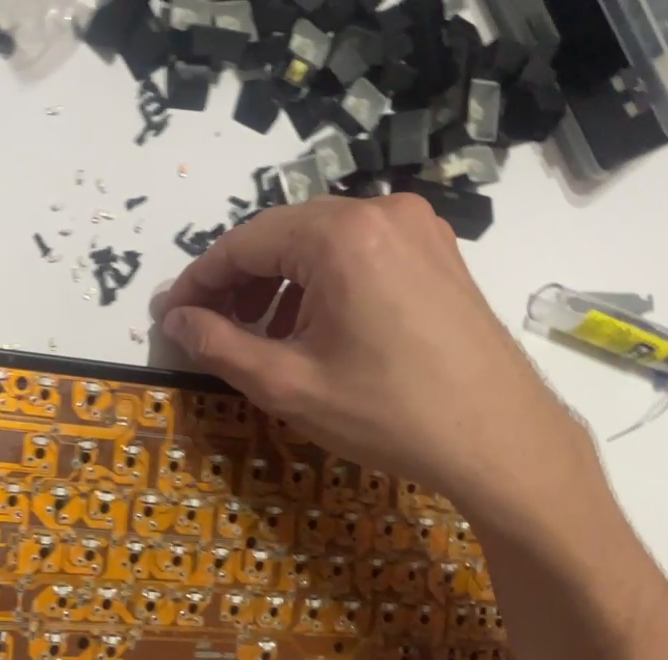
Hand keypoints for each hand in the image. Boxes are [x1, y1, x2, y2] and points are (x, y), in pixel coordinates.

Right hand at [152, 196, 602, 534]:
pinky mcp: (436, 254)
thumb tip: (175, 320)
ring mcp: (417, 229)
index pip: (244, 242)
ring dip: (275, 283)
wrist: (497, 438)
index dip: (199, 280)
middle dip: (236, 282)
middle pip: (281, 235)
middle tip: (207, 329)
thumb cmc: (384, 412)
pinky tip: (306, 329)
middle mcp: (381, 213)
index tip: (170, 316)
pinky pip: (356, 254)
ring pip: (318, 244)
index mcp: (342, 236)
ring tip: (254, 336)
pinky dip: (317, 284)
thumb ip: (218, 345)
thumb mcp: (285, 384)